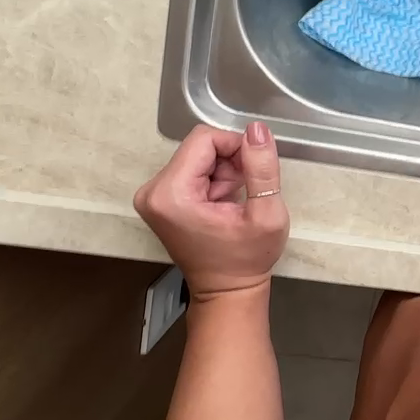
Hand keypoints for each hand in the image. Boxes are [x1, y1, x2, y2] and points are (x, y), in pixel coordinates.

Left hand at [134, 122, 289, 299]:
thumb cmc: (247, 258)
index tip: (254, 173)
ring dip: (225, 172)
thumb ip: (262, 169)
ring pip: (199, 156)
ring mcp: (154, 195)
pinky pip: (194, 169)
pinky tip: (225, 204)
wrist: (227, 290)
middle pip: (200, 147)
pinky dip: (216, 180)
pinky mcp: (162, 199)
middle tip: (246, 192)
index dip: (237, 148)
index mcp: (171, 194)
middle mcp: (153, 191)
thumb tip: (257, 129)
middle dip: (231, 162)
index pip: (205, 140)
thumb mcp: (266, 213)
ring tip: (236, 202)